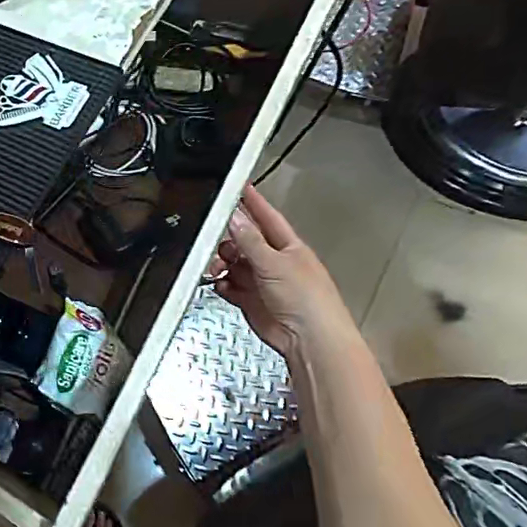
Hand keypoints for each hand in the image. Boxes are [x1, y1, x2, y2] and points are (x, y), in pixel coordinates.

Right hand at [209, 187, 352, 360]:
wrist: (309, 339)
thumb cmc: (308, 301)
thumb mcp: (274, 263)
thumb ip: (251, 241)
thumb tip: (235, 219)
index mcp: (288, 247)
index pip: (266, 217)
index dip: (253, 202)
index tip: (239, 187)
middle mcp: (275, 262)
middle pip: (245, 242)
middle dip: (229, 241)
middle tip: (217, 242)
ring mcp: (264, 283)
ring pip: (235, 265)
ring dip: (222, 265)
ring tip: (217, 269)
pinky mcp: (253, 302)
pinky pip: (231, 287)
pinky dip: (223, 285)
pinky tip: (222, 285)